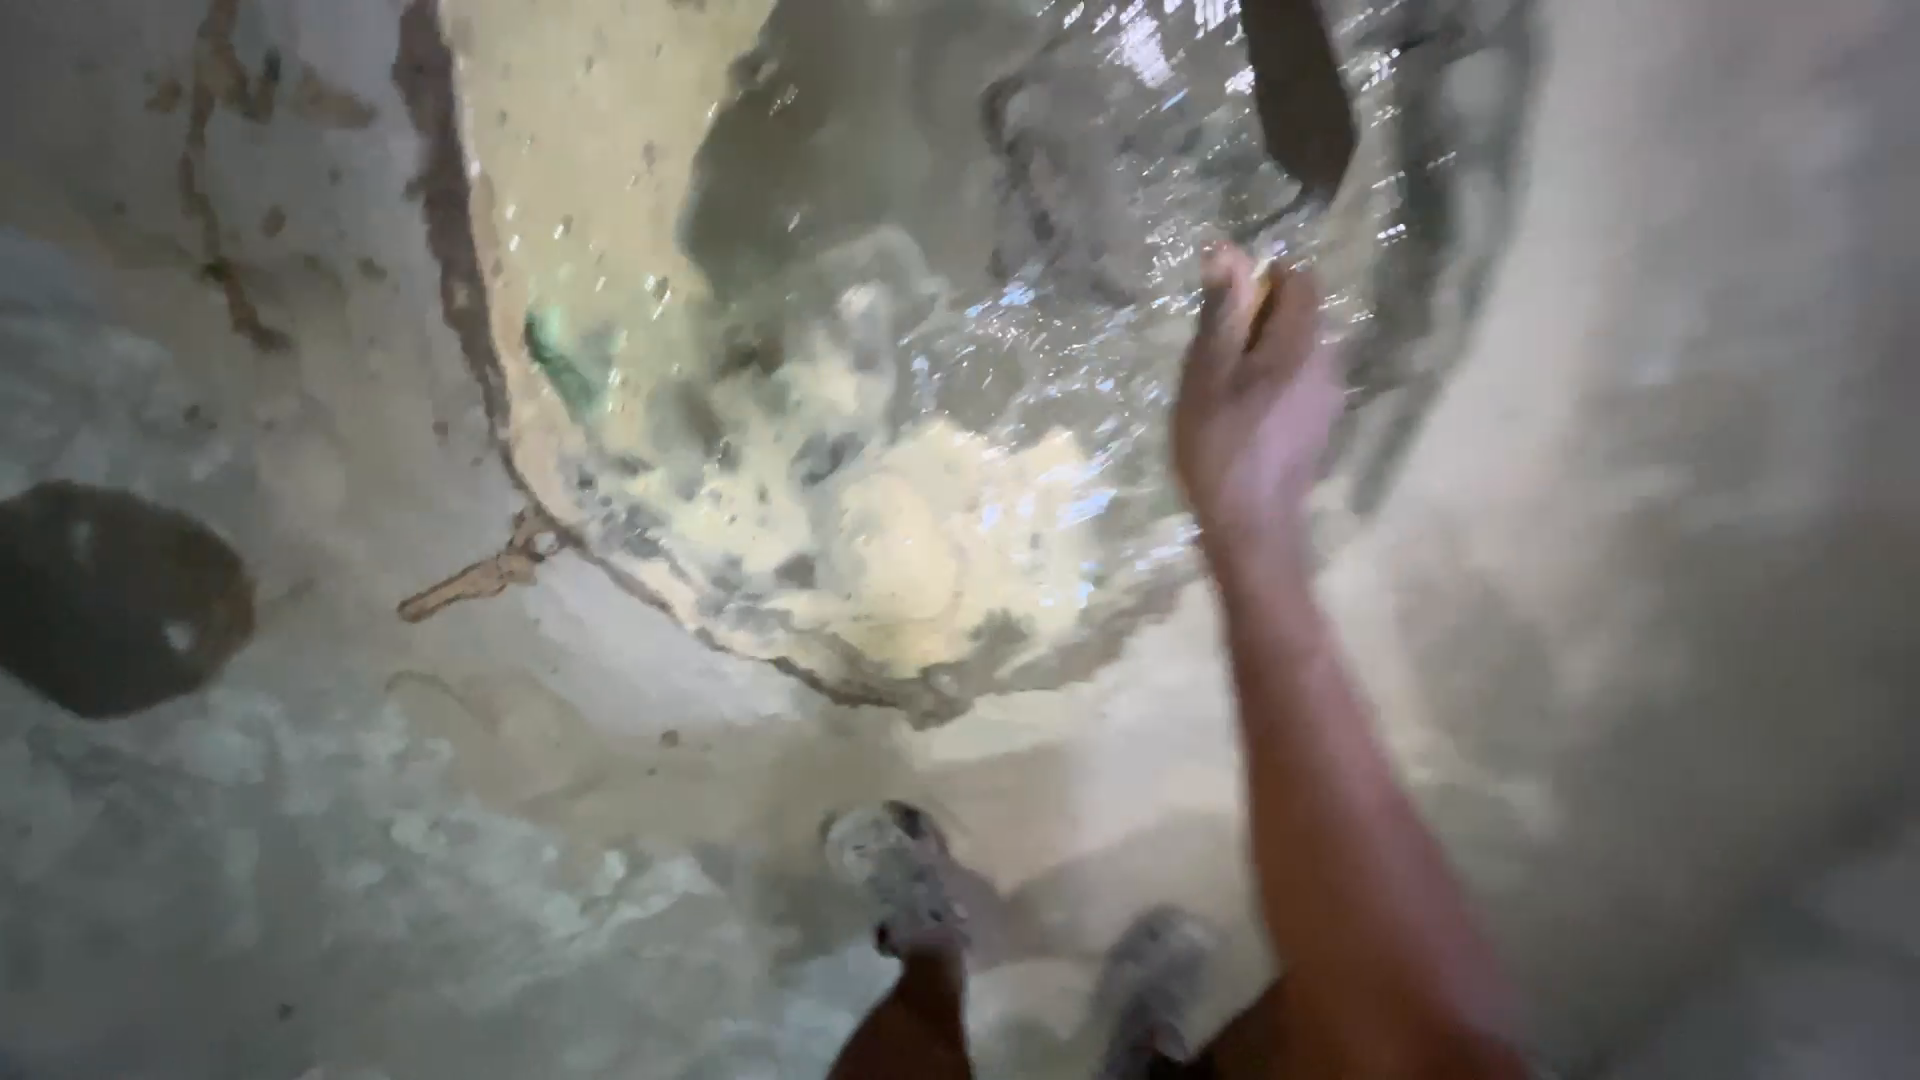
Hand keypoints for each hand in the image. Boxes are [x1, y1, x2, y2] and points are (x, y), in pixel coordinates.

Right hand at [1172, 244, 1342, 570]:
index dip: (1260, 281)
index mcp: (1302, 343)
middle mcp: (1328, 362)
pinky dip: (1270, 384)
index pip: (1299, 279)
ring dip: (1260, 356)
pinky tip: (1240, 420)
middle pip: (1299, 316)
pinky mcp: (1319, 426)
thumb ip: (1220, 312)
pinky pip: (1298, 383)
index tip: (1221, 312)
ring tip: (1220, 392)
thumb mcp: (1206, 375)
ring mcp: (1328, 397)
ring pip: (1297, 352)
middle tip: (1210, 359)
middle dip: (1256, 321)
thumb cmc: (1220, 447)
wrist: (1252, 526)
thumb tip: (1225, 249)